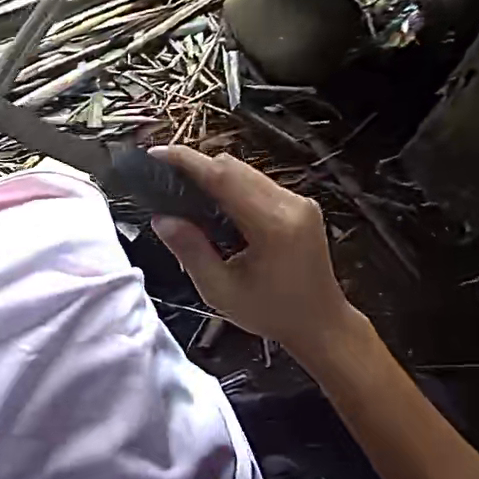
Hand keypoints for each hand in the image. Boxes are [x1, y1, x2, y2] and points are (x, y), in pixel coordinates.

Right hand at [149, 146, 364, 361]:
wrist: (321, 323)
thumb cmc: (271, 313)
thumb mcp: (220, 289)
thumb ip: (190, 251)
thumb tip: (161, 218)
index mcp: (272, 225)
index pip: (223, 177)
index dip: (187, 161)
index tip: (156, 154)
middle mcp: (290, 205)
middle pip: (234, 168)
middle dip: (196, 166)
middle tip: (163, 178)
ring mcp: (298, 202)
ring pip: (245, 171)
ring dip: (212, 176)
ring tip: (183, 192)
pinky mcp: (299, 204)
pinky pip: (256, 182)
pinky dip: (230, 186)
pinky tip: (212, 205)